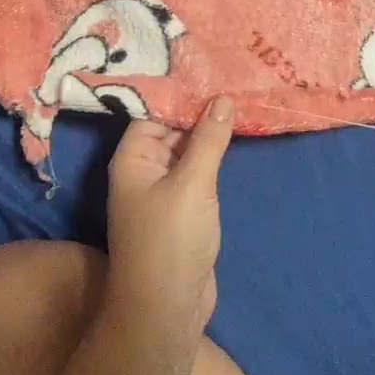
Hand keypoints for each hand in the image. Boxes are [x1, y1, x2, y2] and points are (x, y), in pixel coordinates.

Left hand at [103, 97, 234, 343]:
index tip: (209, 66)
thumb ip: (208, 140)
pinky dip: (215, 156)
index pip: (153, 111)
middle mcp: (144, 170)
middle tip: (233, 76)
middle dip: (199, 108)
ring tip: (240, 97)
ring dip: (210, 132)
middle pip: (171, 128)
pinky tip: (237, 137)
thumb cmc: (170, 240)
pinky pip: (198, 172)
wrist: (168, 308)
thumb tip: (222, 98)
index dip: (179, 91)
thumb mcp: (192, 184)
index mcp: (133, 158)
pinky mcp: (184, 208)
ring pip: (188, 151)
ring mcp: (165, 190)